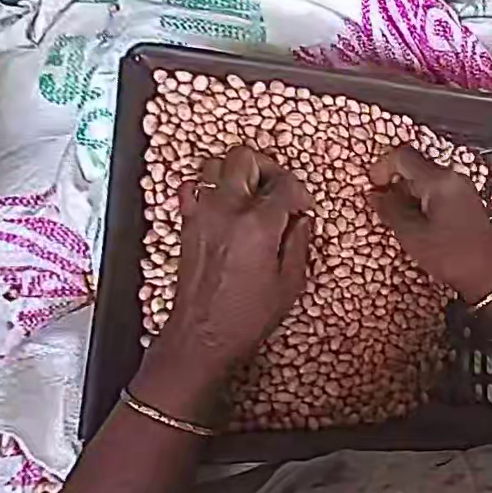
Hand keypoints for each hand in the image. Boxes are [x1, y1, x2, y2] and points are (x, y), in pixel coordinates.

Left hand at [136, 147, 312, 416]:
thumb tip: (302, 220)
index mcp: (258, 224)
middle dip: (268, 167)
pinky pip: (192, 187)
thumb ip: (298, 242)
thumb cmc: (249, 314)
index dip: (301, 193)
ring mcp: (201, 214)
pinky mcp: (186, 224)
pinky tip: (225, 206)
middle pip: (244, 158)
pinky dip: (209, 187)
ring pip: (214, 164)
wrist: (203, 334)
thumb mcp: (290, 282)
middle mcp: (226, 210)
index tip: (305, 208)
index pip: (285, 184)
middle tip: (280, 188)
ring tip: (254, 194)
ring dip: (238, 172)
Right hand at [368, 145, 491, 299]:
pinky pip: (438, 194)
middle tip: (381, 208)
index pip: (403, 157)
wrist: (490, 275)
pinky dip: (422, 204)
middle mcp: (453, 178)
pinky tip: (416, 225)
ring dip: (407, 196)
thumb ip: (390, 210)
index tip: (371, 186)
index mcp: (439, 180)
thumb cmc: (450, 255)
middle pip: (415, 169)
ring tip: (397, 221)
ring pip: (426, 183)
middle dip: (394, 185)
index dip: (381, 168)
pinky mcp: (467, 205)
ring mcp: (462, 191)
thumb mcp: (412, 234)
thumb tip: (375, 195)